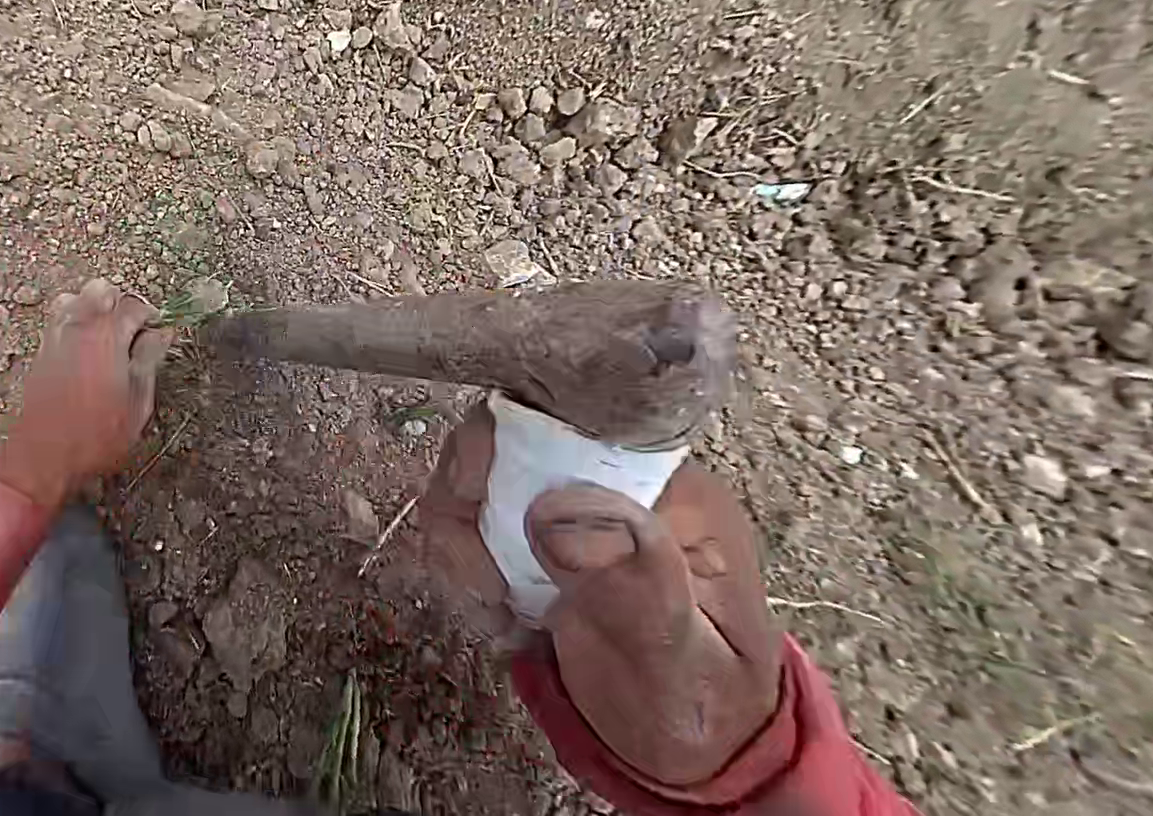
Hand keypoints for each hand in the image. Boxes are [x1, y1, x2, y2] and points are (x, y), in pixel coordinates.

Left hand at [0, 279, 172, 508]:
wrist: (40, 460)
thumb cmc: (95, 437)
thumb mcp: (137, 403)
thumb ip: (149, 360)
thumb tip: (161, 335)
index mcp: (107, 339)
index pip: (134, 306)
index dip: (152, 316)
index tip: (159, 332)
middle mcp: (77, 330)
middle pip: (101, 290)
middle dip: (122, 304)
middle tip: (135, 331)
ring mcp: (54, 339)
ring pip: (75, 298)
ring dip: (94, 308)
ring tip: (109, 336)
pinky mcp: (40, 352)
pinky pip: (58, 318)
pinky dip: (75, 320)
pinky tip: (88, 348)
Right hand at [423, 401, 780, 784]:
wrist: (674, 738)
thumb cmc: (696, 705)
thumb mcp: (684, 664)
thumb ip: (640, 592)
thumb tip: (558, 515)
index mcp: (664, 483)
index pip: (578, 414)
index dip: (505, 433)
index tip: (471, 493)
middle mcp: (606, 472)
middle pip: (505, 433)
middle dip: (470, 502)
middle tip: (485, 585)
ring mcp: (561, 495)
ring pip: (472, 471)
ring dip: (459, 540)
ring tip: (492, 609)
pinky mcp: (525, 523)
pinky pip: (463, 513)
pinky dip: (456, 561)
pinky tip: (491, 612)